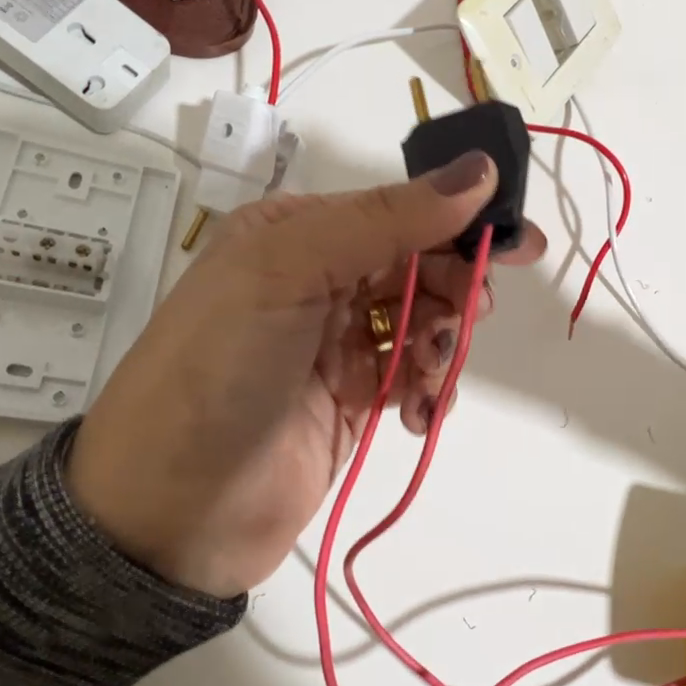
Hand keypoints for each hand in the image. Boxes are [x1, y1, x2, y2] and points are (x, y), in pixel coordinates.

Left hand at [65, 152, 546, 597]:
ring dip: (442, 346)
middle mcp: (317, 283)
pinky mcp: (352, 405)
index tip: (518, 243)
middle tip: (469, 317)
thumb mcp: (288, 271)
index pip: (396, 211)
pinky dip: (428, 391)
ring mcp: (336, 348)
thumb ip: (386, 220)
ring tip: (428, 381)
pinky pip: (413, 379)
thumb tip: (480, 173)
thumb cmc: (218, 370)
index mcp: (295, 235)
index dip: (458, 221)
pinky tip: (418, 413)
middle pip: (417, 266)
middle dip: (453, 288)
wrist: (167, 512)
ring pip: (423, 323)